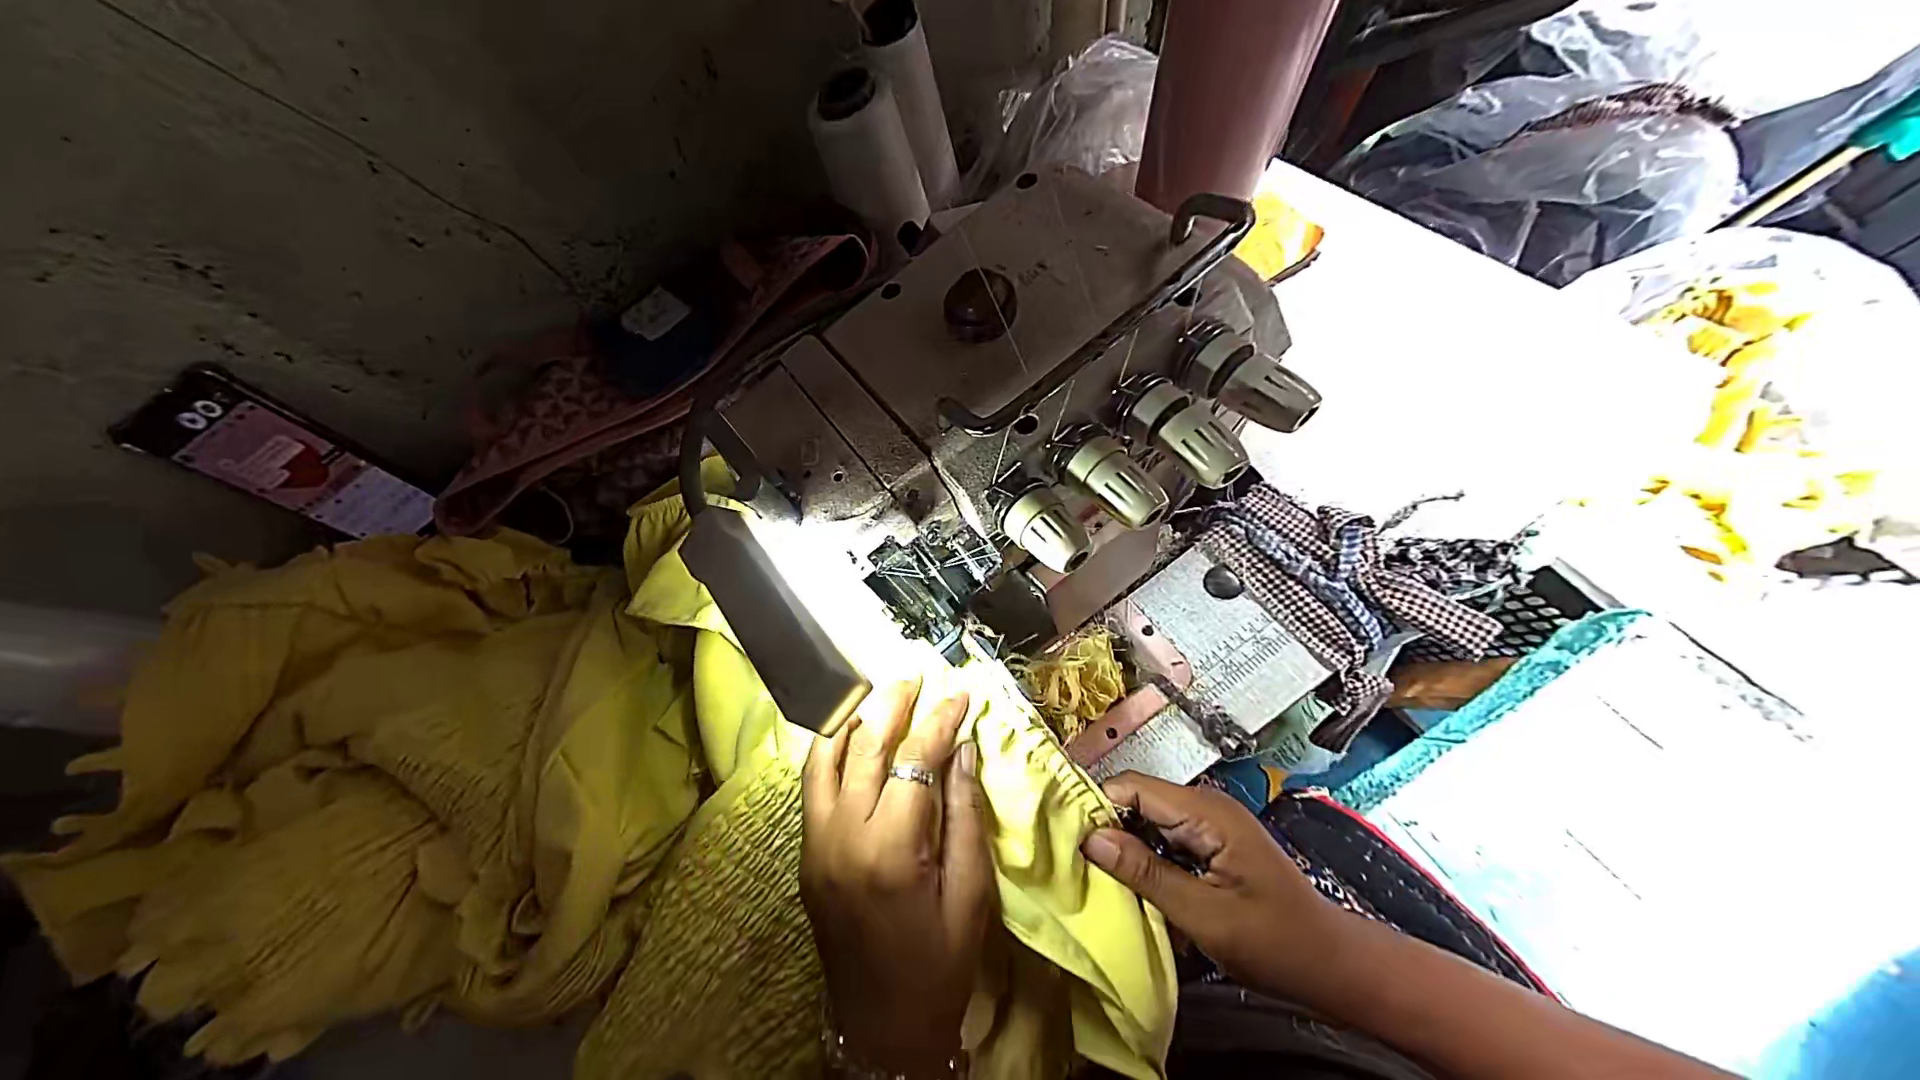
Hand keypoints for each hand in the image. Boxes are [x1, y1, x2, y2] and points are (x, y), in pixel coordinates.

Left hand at [801, 680, 992, 1076]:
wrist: (882, 1026)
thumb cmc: (939, 963)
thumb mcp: (969, 893)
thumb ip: (965, 814)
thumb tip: (963, 749)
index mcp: (890, 850)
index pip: (914, 760)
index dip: (939, 722)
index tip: (959, 695)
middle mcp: (842, 837)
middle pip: (864, 747)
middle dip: (891, 705)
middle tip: (914, 677)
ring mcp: (815, 843)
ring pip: (825, 757)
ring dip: (852, 717)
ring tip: (879, 692)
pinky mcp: (805, 853)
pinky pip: (813, 783)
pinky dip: (830, 748)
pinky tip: (851, 733)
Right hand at [1081, 771, 1339, 998]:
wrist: (1332, 964)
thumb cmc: (1276, 942)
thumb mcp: (1204, 915)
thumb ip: (1146, 873)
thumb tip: (1092, 839)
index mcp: (1206, 812)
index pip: (1133, 785)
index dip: (1098, 805)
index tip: (1068, 836)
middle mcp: (1204, 806)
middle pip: (1137, 799)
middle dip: (1108, 827)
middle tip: (1079, 861)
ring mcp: (1208, 823)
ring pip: (1147, 818)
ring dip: (1126, 845)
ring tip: (1100, 875)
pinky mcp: (1209, 841)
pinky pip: (1164, 836)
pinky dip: (1146, 857)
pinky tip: (1134, 885)